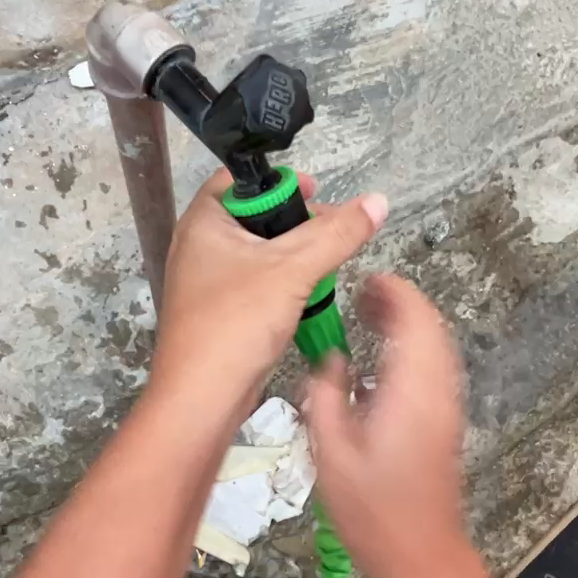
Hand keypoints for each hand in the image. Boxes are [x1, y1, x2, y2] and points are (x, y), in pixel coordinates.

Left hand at [152, 169, 387, 406]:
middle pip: (255, 217)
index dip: (280, 181)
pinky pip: (255, 285)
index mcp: (203, 222)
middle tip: (332, 232)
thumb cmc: (236, 324)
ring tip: (325, 266)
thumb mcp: (292, 271)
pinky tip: (305, 297)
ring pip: (258, 255)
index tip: (317, 192)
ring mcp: (207, 283)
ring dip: (292, 257)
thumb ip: (336, 235)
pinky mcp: (219, 314)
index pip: (240, 180)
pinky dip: (281, 285)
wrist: (202, 398)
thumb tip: (377, 201)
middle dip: (296, 222)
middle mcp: (199, 247)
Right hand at [305, 275, 474, 577]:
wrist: (420, 553)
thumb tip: (330, 362)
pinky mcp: (445, 424)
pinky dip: (413, 352)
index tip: (366, 279)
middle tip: (362, 296)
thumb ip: (326, 395)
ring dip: (407, 327)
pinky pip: (434, 370)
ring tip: (369, 320)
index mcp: (411, 389)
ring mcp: (446, 407)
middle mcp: (437, 390)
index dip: (394, 291)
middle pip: (430, 328)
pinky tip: (382, 364)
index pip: (414, 319)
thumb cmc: (371, 509)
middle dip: (399, 304)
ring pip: (435, 348)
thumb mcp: (330, 451)